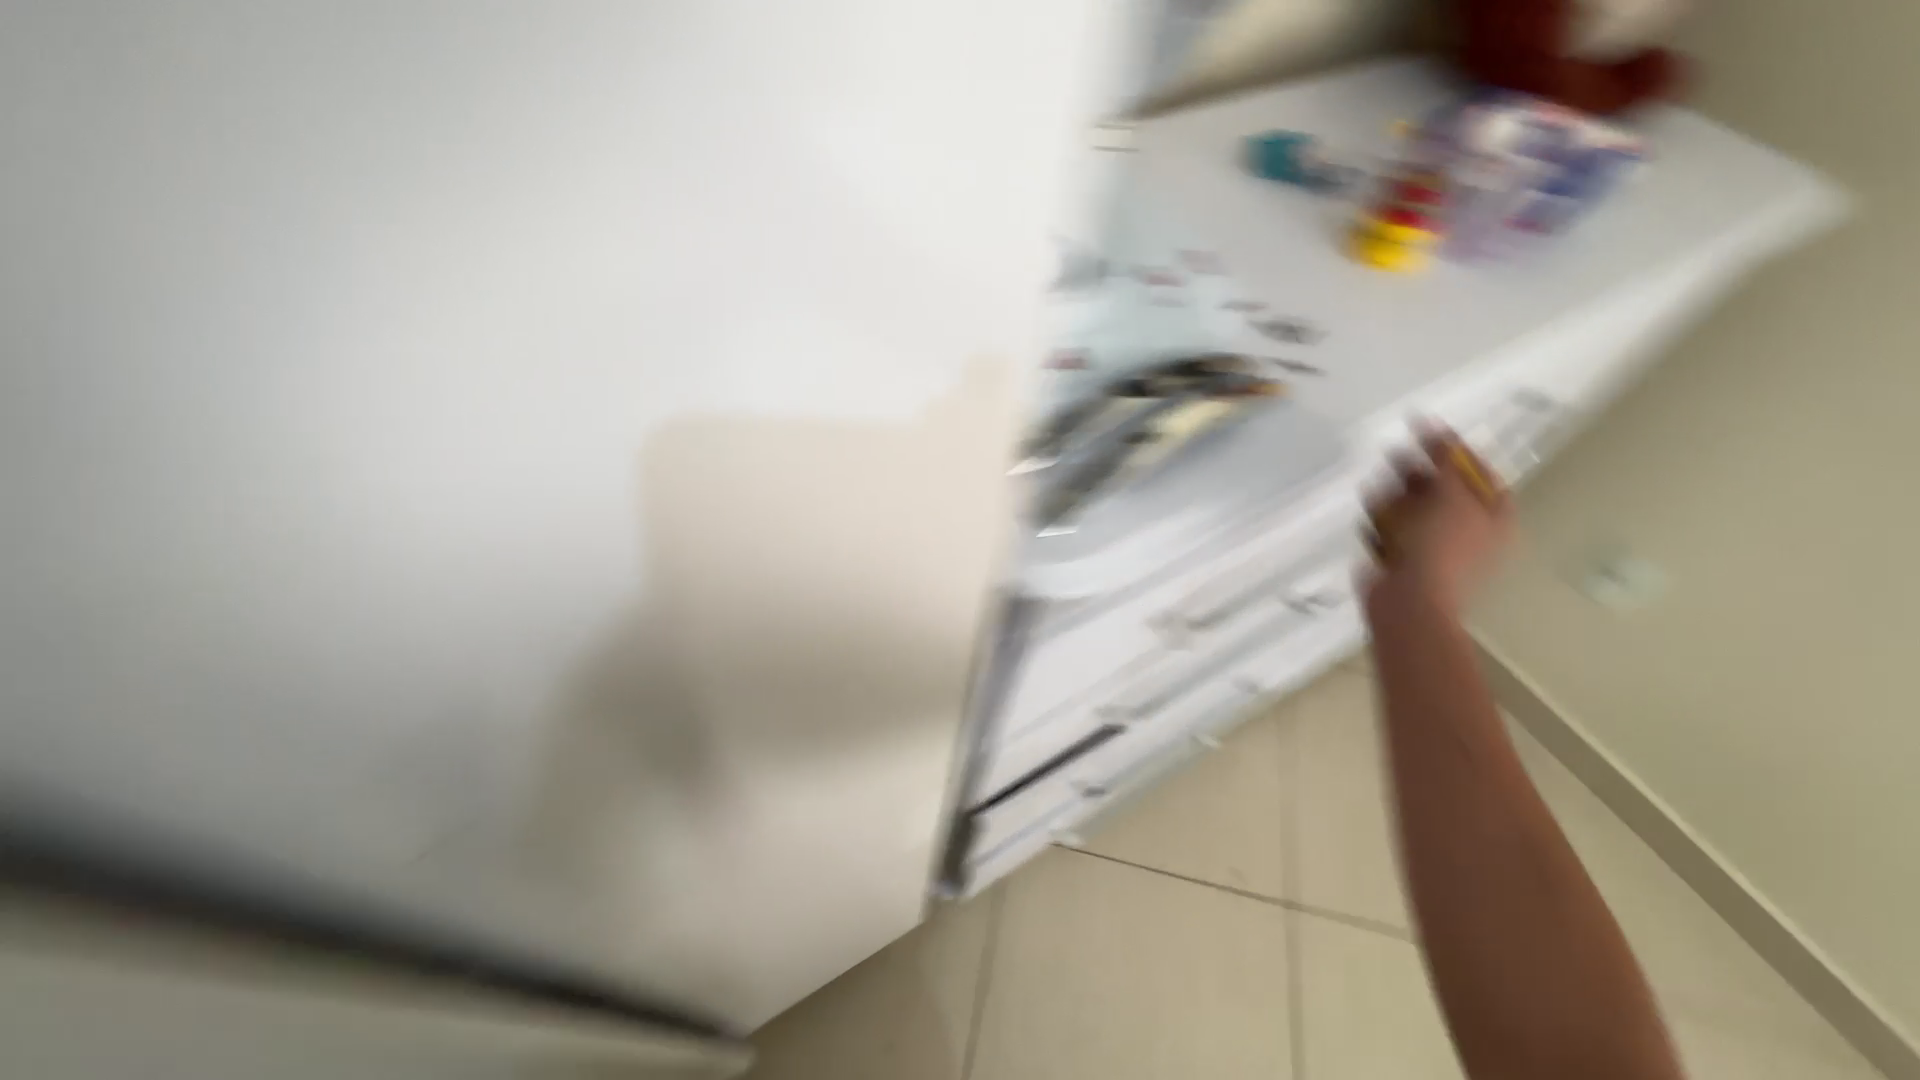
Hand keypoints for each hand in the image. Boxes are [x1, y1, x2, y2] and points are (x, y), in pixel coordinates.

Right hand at [1363, 422, 1514, 615]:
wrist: (1409, 602)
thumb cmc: (1440, 547)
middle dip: (1417, 474)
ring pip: (1414, 508)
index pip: (1481, 474)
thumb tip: (1439, 430)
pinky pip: (1394, 531)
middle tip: (1395, 457)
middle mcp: (1471, 532)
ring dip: (1394, 497)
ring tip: (1379, 494)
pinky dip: (1382, 524)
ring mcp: (1437, 548)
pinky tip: (1373, 523)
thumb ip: (1447, 461)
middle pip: (1444, 489)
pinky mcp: (1406, 560)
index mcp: (1496, 518)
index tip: (1430, 434)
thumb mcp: (1452, 495)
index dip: (1458, 452)